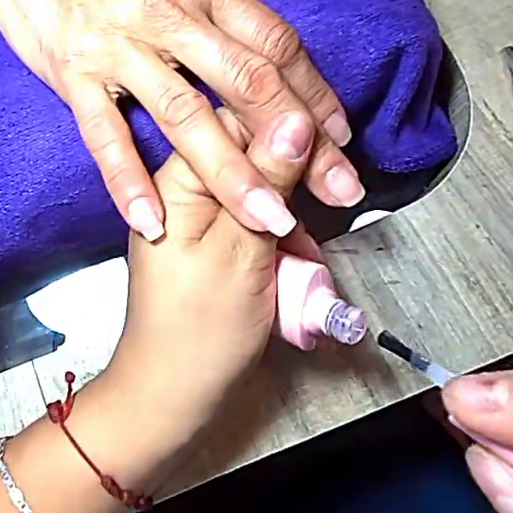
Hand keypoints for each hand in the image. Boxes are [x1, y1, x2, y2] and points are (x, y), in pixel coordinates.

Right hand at [0, 0, 363, 242]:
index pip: (273, 43)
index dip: (313, 93)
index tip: (341, 138)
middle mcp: (167, 18)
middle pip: (245, 86)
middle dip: (296, 144)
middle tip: (338, 194)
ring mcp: (118, 50)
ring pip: (184, 117)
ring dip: (229, 172)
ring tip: (266, 220)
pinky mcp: (73, 75)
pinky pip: (103, 133)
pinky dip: (125, 178)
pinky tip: (149, 221)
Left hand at [88, 109, 322, 482]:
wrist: (174, 394)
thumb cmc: (198, 328)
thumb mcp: (241, 249)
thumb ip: (267, 181)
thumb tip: (295, 118)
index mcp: (177, 179)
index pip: (234, 125)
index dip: (286, 132)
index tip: (332, 154)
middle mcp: (185, 190)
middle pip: (253, 158)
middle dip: (297, 184)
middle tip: (338, 205)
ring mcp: (201, 218)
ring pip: (264, 195)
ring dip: (296, 222)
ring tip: (306, 259)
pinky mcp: (217, 244)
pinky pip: (260, 225)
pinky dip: (285, 244)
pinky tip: (298, 267)